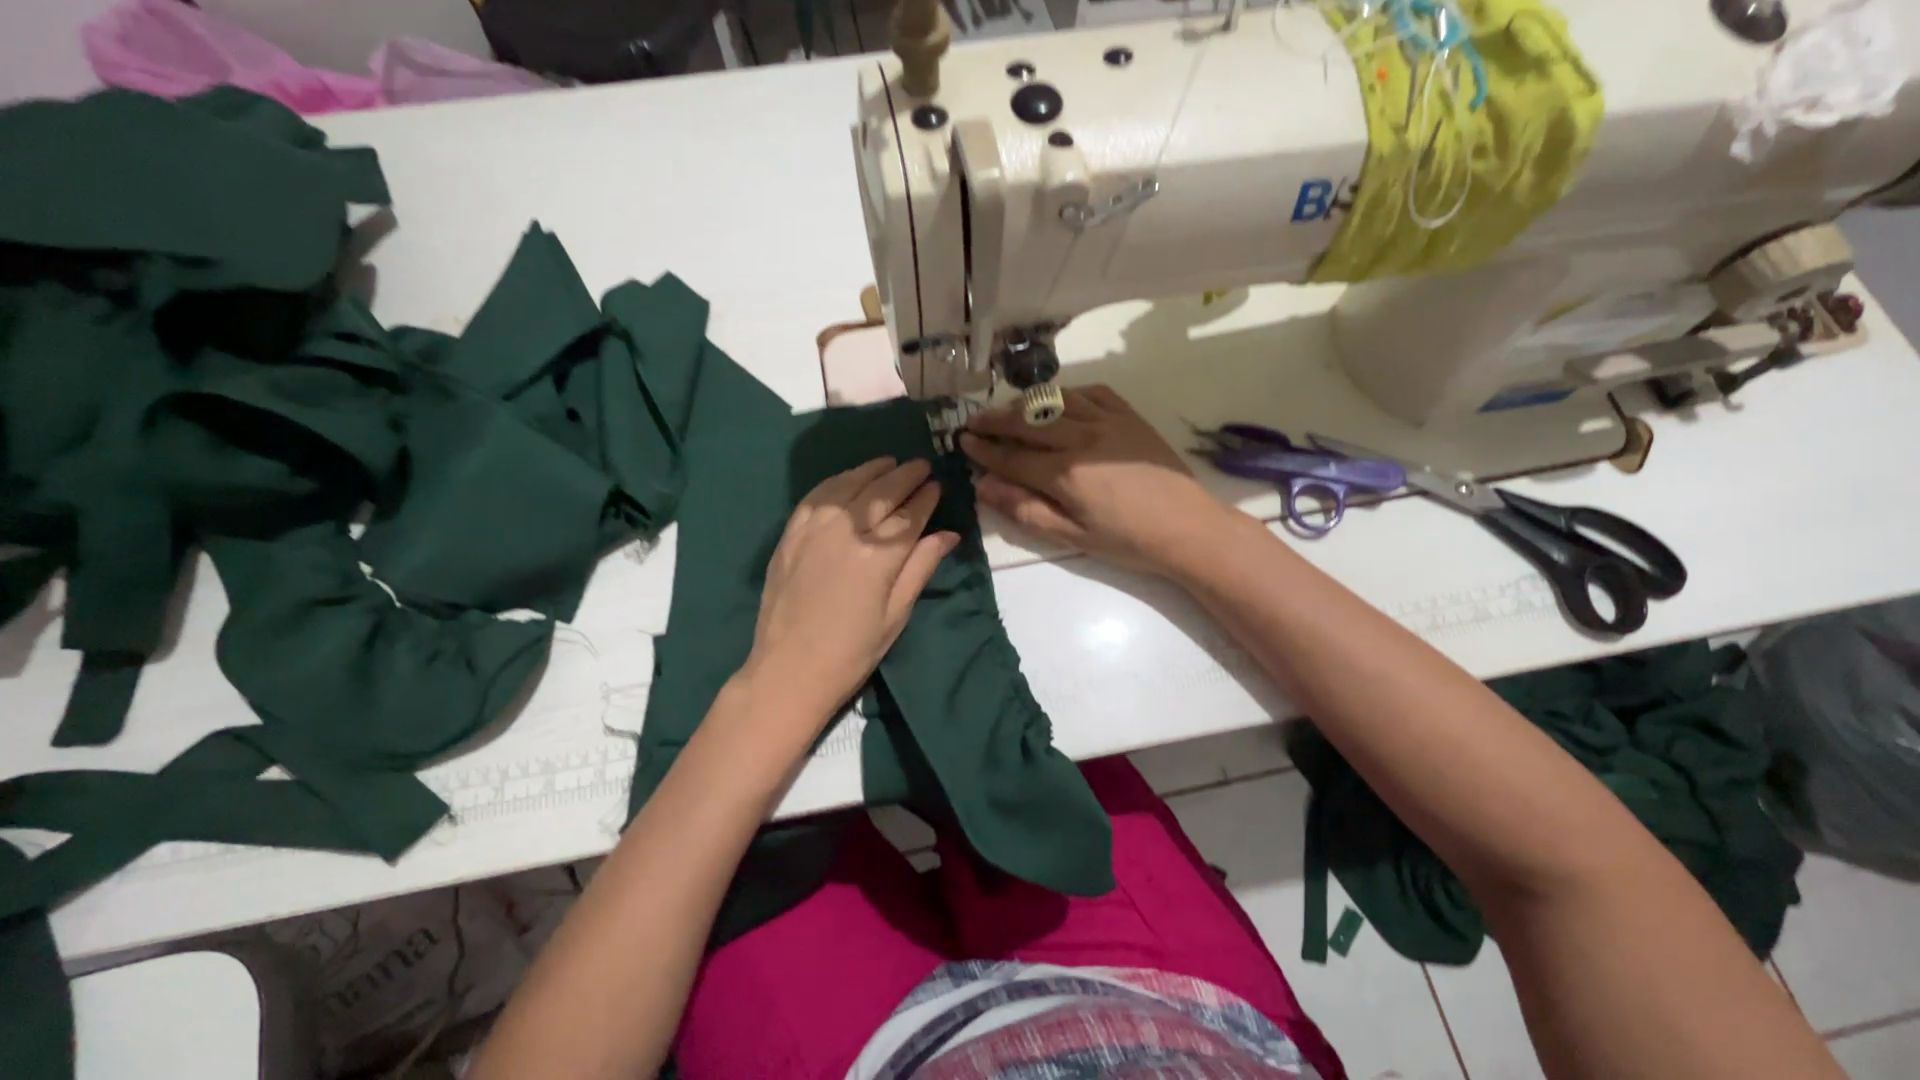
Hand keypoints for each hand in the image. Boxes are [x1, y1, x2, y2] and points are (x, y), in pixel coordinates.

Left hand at [742, 458, 959, 725]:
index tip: (937, 485)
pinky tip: (848, 479)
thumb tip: (948, 534)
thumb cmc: (852, 651)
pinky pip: (818, 495)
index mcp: (879, 555)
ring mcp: (815, 528)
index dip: (927, 498)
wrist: (789, 669)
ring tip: (890, 463)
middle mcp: (848, 530)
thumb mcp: (896, 614)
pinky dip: (838, 481)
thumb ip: (920, 567)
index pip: (911, 514)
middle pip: (883, 491)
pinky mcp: (791, 533)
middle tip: (921, 466)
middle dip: (905, 476)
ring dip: (873, 470)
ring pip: (850, 484)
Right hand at [959, 385, 1237, 574]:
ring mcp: (1107, 422)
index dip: (984, 450)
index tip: (963, 443)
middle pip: (1028, 422)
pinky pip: (1091, 392)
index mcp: (1065, 473)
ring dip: (1026, 404)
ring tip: (1008, 410)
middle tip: (974, 421)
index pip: (1012, 456)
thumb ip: (1026, 510)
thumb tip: (985, 487)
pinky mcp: (1129, 416)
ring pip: (1056, 401)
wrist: (1187, 527)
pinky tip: (1057, 402)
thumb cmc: (1127, 540)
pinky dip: (1067, 393)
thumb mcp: (1072, 536)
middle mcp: (1081, 439)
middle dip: (996, 421)